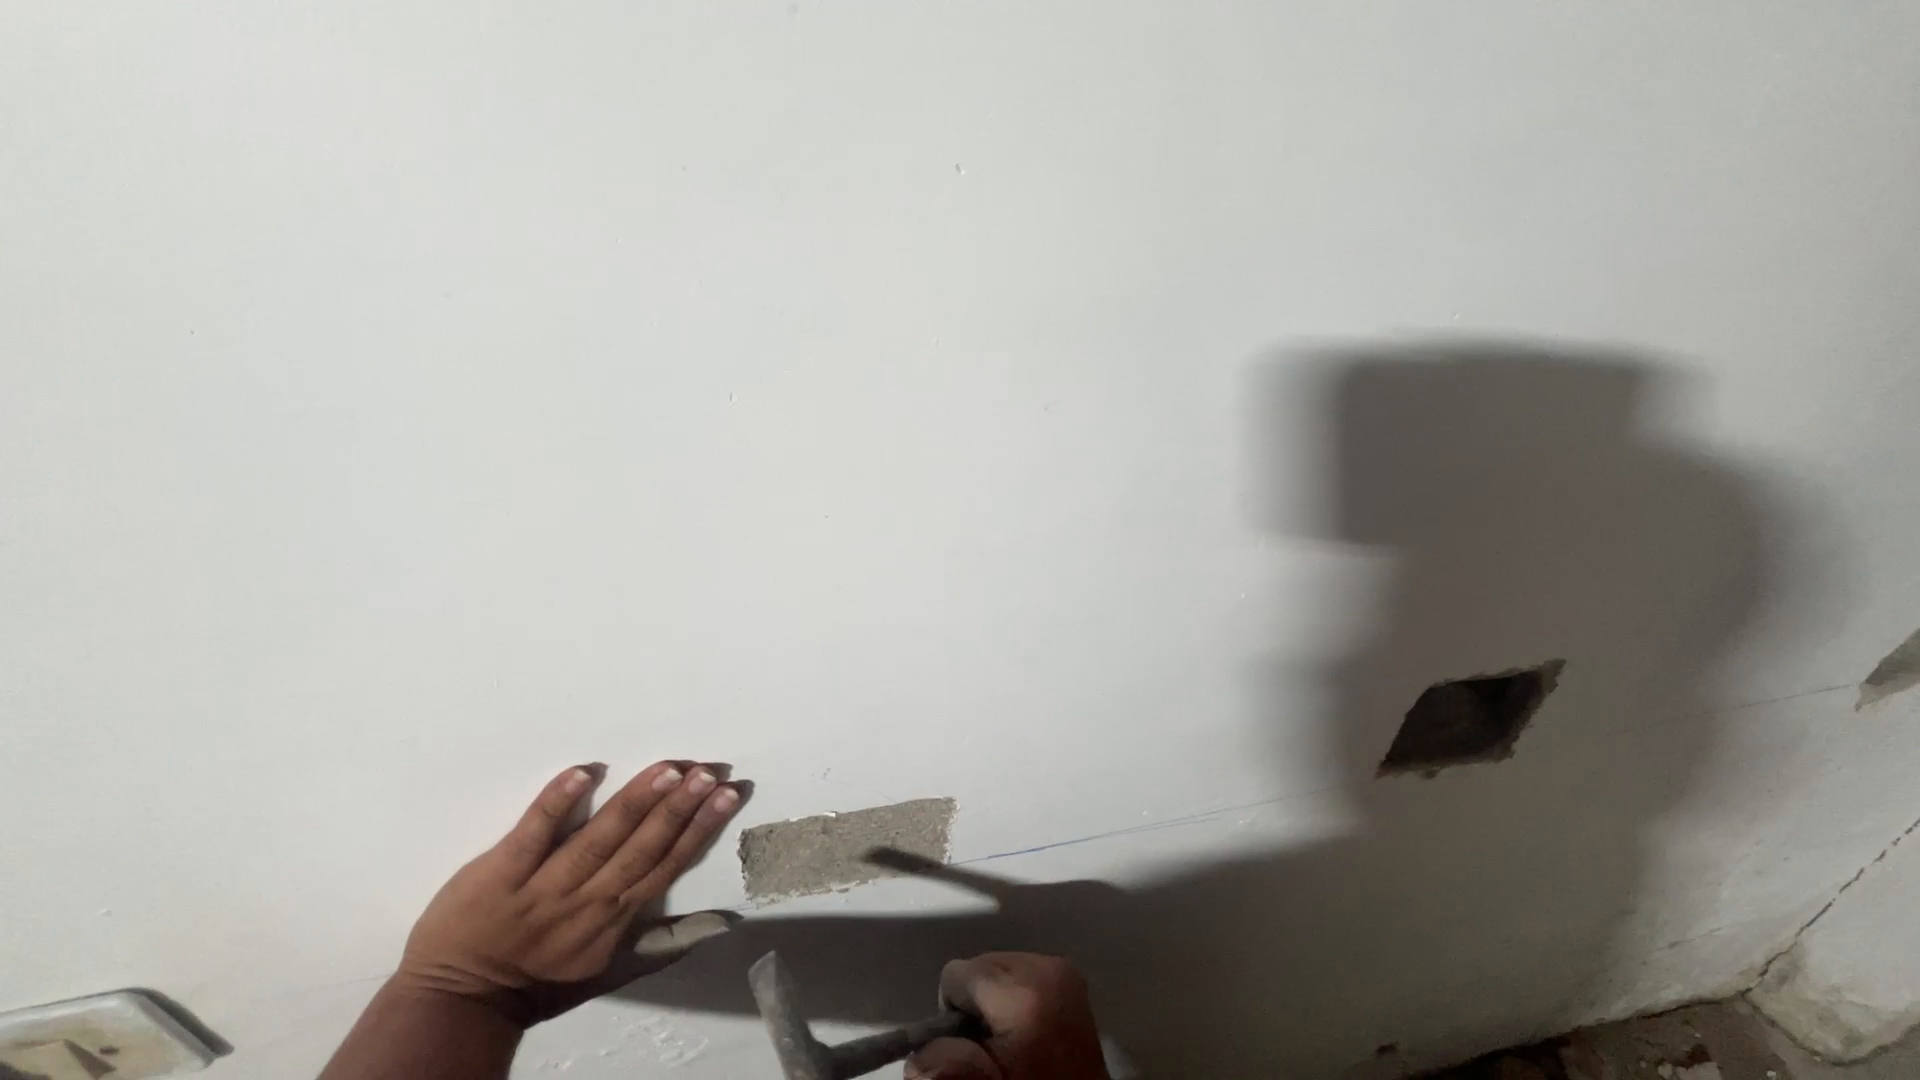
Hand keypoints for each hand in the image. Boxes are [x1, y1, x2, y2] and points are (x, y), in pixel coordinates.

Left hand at [393, 760, 743, 1025]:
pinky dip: (557, 804)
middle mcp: (588, 900)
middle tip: (709, 773)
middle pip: (642, 847)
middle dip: (679, 808)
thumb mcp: (606, 973)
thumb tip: (720, 924)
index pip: (667, 865)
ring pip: (599, 839)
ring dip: (636, 802)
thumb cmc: (538, 983)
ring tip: (668, 770)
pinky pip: (533, 833)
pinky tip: (584, 772)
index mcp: (615, 918)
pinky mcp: (500, 873)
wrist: (457, 1004)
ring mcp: (543, 886)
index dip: (700, 829)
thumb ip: (660, 946)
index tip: (728, 795)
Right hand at [906, 953, 1110, 1079]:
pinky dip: (1015, 989)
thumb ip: (948, 1064)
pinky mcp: (1068, 972)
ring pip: (998, 963)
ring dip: (995, 993)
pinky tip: (1029, 1021)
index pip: (956, 973)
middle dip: (976, 999)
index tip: (972, 1044)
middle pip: (978, 963)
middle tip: (994, 1043)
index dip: (954, 1011)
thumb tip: (916, 1056)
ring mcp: (1060, 967)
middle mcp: (1044, 967)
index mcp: (1022, 994)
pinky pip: (1020, 966)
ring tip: (1014, 1033)